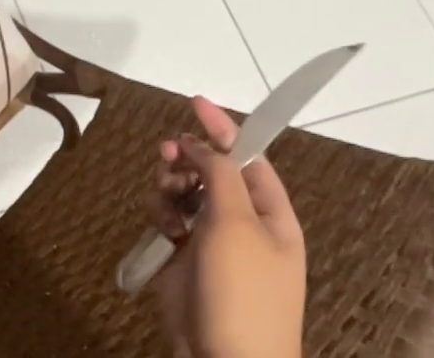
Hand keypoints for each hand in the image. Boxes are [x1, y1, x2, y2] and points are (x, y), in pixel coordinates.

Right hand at [151, 96, 305, 357]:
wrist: (223, 357)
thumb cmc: (242, 289)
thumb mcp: (235, 223)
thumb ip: (218, 174)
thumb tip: (200, 144)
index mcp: (271, 216)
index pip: (249, 158)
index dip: (224, 129)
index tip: (194, 100)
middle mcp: (243, 223)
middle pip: (211, 171)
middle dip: (188, 158)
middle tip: (167, 154)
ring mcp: (213, 240)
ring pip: (184, 191)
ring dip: (170, 187)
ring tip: (166, 200)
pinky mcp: (184, 255)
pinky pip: (168, 216)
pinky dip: (161, 213)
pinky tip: (163, 227)